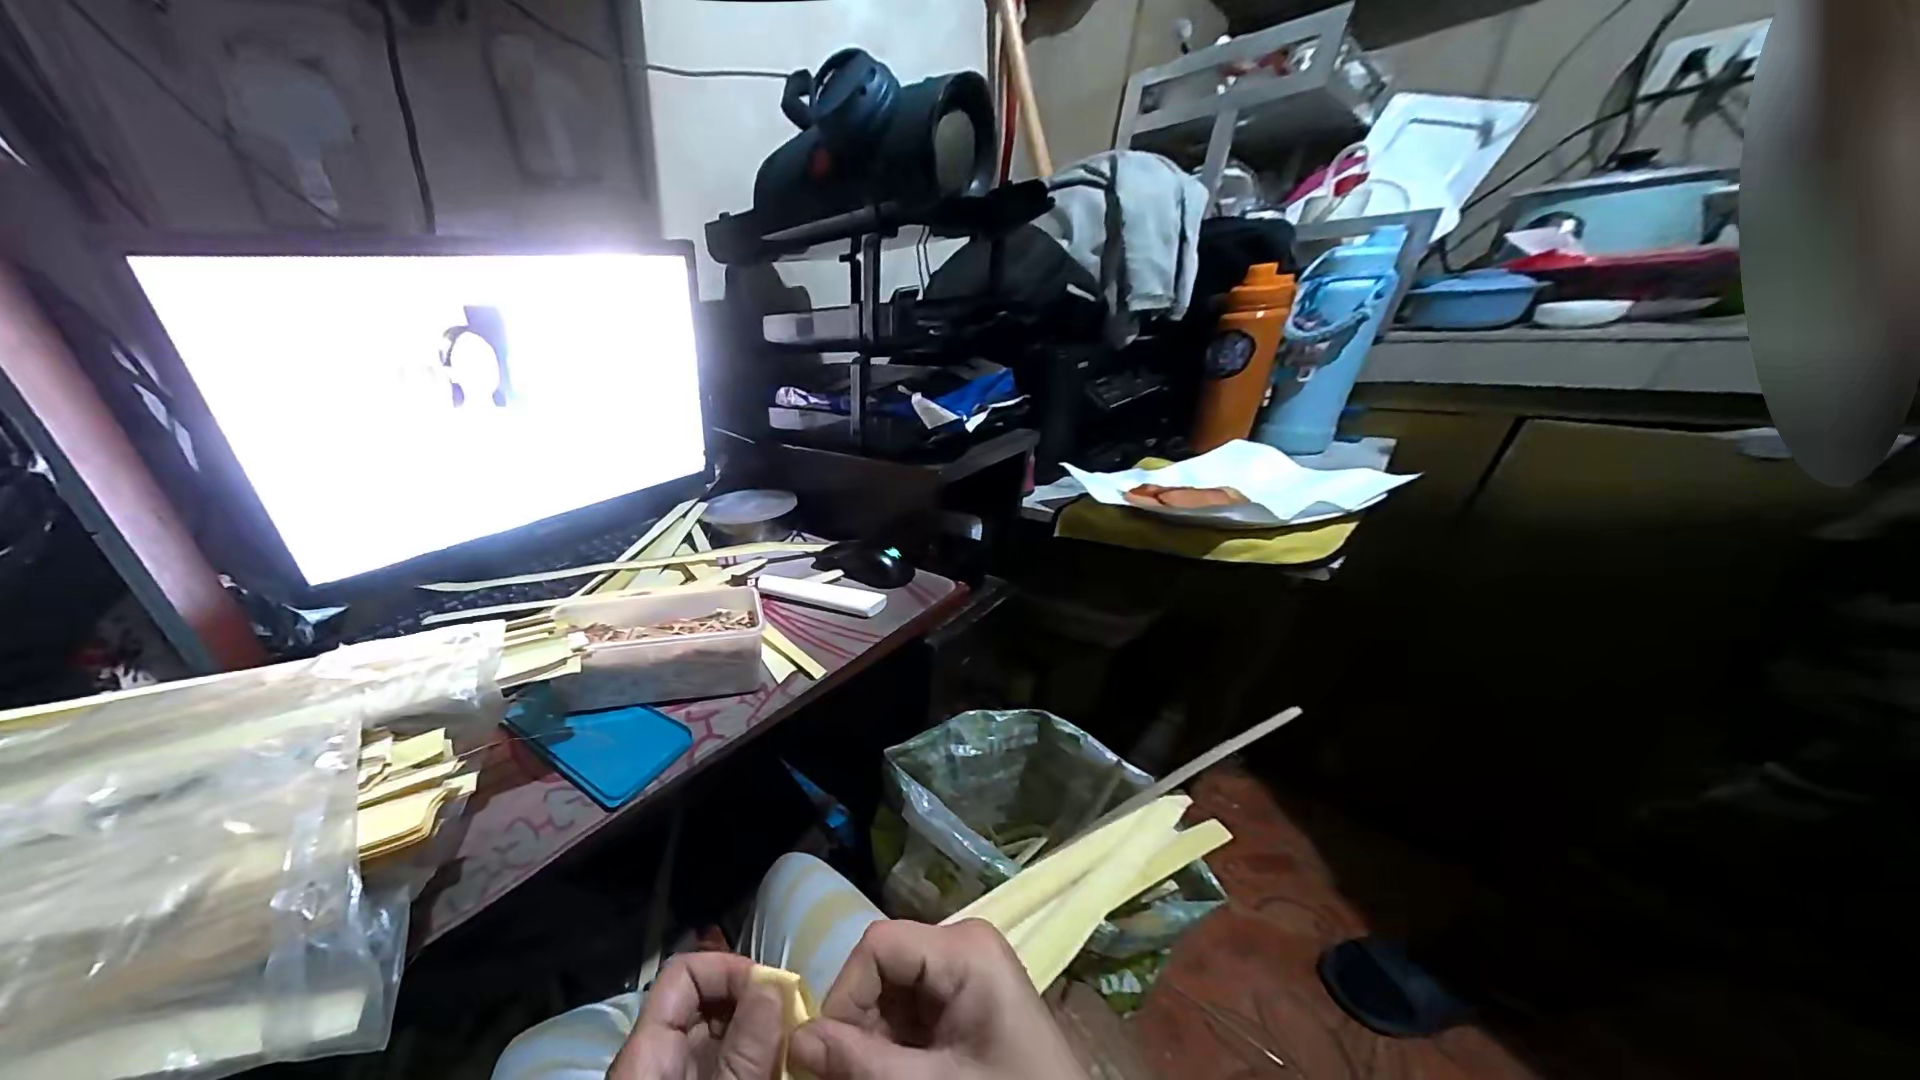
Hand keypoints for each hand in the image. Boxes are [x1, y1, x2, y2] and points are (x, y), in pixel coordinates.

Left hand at [609, 952, 786, 1079]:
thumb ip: (744, 1046)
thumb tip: (774, 984)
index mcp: (646, 1051)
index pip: (683, 970)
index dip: (728, 967)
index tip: (770, 988)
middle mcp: (656, 1056)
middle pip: (704, 996)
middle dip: (749, 994)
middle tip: (789, 1012)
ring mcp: (675, 1075)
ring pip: (716, 1027)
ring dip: (756, 1023)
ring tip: (789, 1035)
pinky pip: (721, 1057)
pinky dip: (752, 1051)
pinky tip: (777, 1061)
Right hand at [789, 919, 1086, 1079]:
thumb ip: (864, 1064)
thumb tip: (797, 1041)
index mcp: (964, 947)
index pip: (879, 944)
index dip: (845, 993)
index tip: (830, 1053)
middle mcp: (961, 941)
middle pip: (883, 965)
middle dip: (859, 1021)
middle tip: (852, 1076)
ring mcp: (963, 965)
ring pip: (890, 987)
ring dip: (873, 1035)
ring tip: (879, 1078)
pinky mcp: (962, 990)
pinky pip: (909, 1004)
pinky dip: (892, 1040)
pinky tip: (899, 1072)